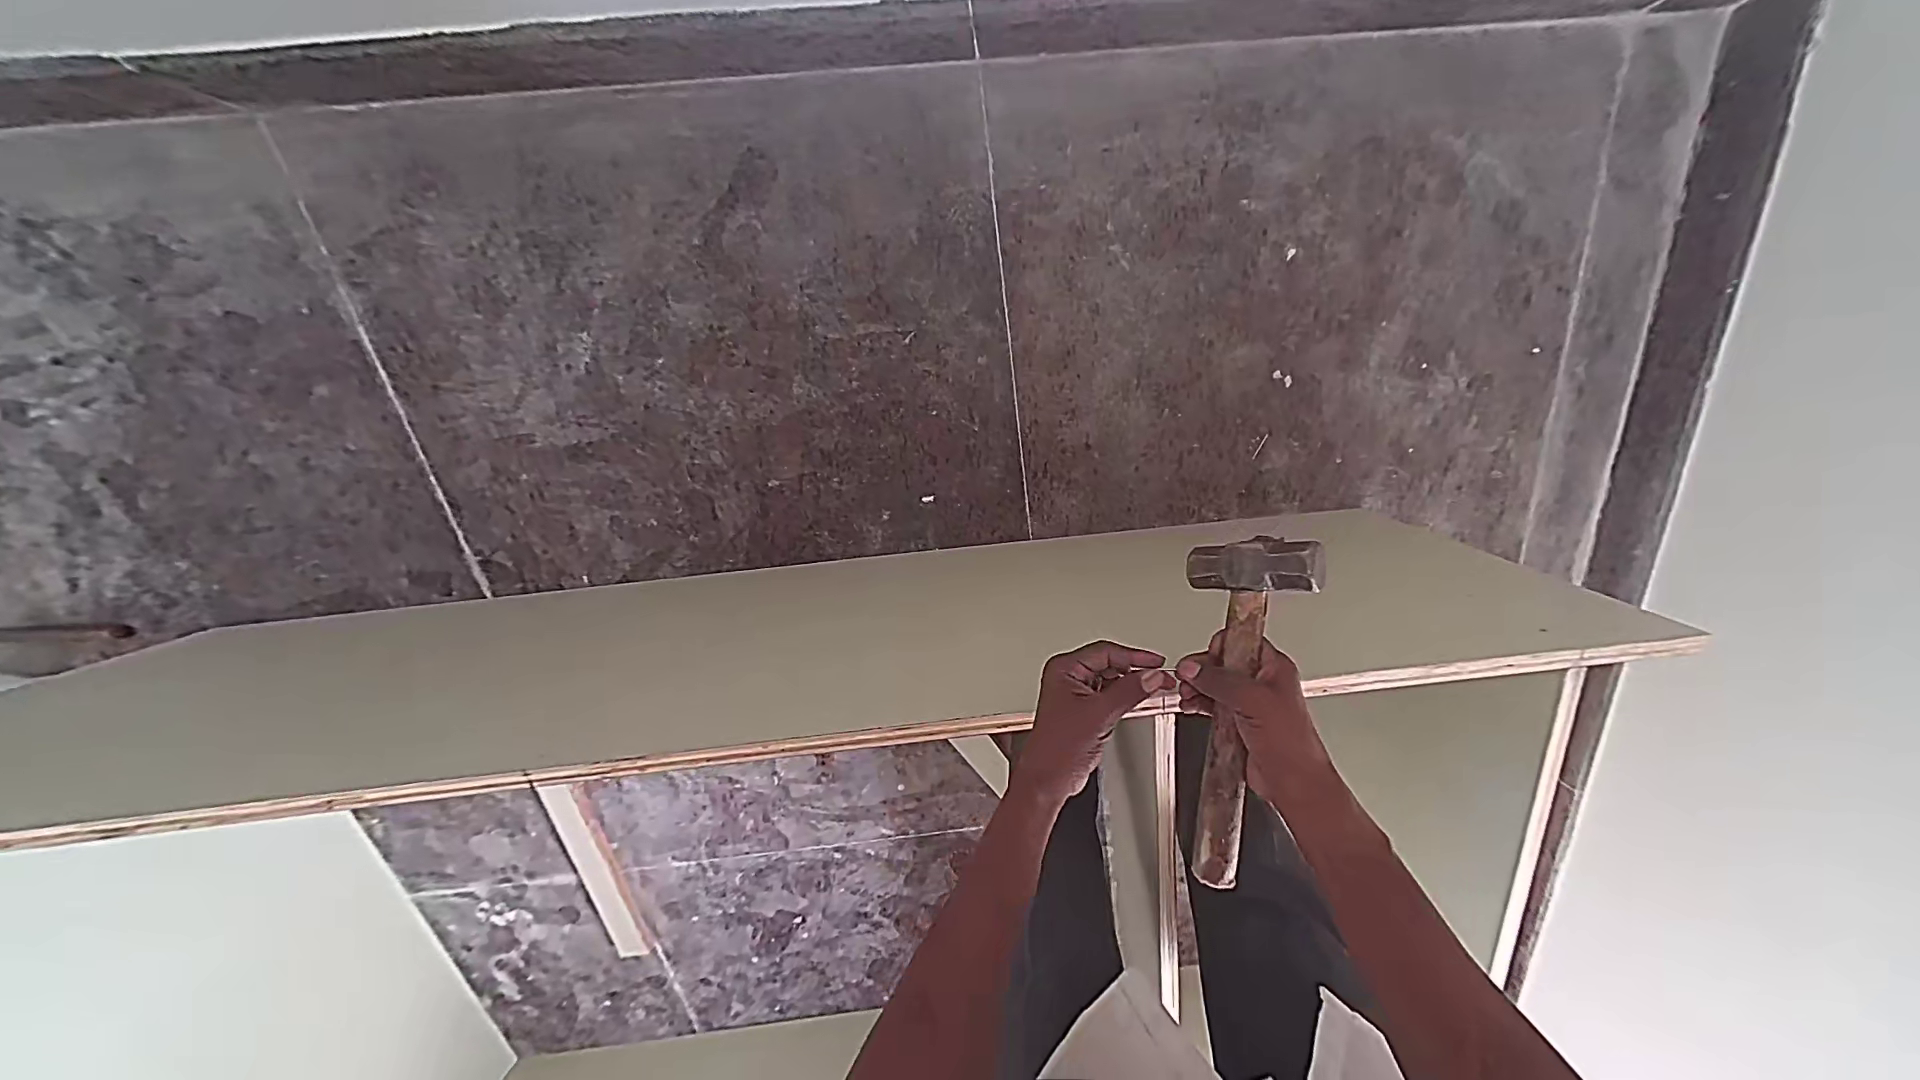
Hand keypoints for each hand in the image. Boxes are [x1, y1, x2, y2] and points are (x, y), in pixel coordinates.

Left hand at [1010, 641, 1173, 807]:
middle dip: (1136, 671)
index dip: (1134, 656)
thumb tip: (1150, 677)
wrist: (1049, 779)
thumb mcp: (1099, 714)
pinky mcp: (1085, 709)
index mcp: (1064, 669)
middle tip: (1160, 677)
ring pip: (1112, 680)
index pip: (1104, 652)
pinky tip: (1141, 700)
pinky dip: (1127, 697)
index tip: (1156, 662)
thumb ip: (1128, 692)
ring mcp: (1076, 694)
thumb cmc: (1056, 748)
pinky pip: (1110, 695)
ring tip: (1155, 688)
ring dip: (1133, 685)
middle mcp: (1068, 678)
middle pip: (1109, 664)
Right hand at [1174, 631, 1329, 796]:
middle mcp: (1261, 682)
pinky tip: (1190, 705)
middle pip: (1222, 661)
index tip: (1204, 657)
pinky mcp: (1237, 720)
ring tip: (1186, 692)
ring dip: (1196, 686)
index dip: (1220, 645)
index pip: (1241, 640)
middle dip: (1201, 668)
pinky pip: (1211, 703)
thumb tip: (1193, 668)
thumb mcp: (1253, 700)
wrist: (1293, 783)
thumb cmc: (1291, 744)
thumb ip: (1219, 680)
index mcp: (1274, 667)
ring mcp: (1249, 702)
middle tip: (1188, 675)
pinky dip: (1197, 702)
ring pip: (1214, 683)